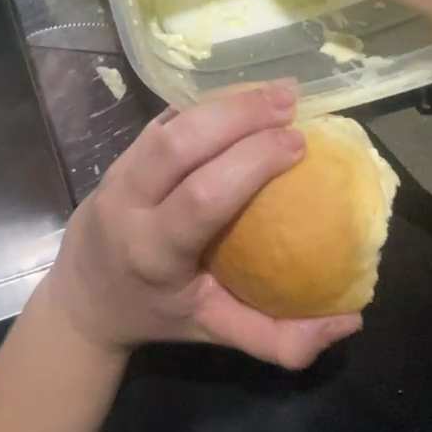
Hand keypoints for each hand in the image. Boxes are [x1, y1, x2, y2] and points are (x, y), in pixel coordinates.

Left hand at [38, 85, 364, 369]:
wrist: (82, 295)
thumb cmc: (154, 313)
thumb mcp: (213, 333)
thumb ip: (279, 340)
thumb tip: (350, 319)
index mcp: (154, 252)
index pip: (201, 196)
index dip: (250, 162)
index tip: (298, 143)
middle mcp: (128, 205)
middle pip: (178, 144)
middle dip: (237, 115)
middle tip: (292, 102)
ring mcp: (116, 174)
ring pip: (166, 125)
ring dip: (222, 102)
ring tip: (276, 91)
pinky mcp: (118, 155)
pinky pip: (161, 121)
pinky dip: (203, 106)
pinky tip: (241, 96)